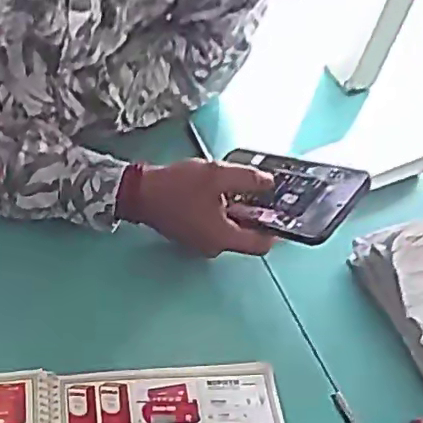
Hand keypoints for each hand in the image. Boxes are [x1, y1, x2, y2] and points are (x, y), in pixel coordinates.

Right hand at [131, 160, 275, 257]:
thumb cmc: (178, 186)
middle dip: (255, 214)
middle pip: (245, 236)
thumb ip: (249, 179)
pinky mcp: (192, 236)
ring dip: (237, 211)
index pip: (261, 245)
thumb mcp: (218, 175)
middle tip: (261, 190)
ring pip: (230, 230)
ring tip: (237, 186)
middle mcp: (214, 247)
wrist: (141, 193)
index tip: (281, 212)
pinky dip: (222, 213)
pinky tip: (219, 192)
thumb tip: (269, 183)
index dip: (275, 230)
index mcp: (223, 238)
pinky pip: (215, 227)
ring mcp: (201, 244)